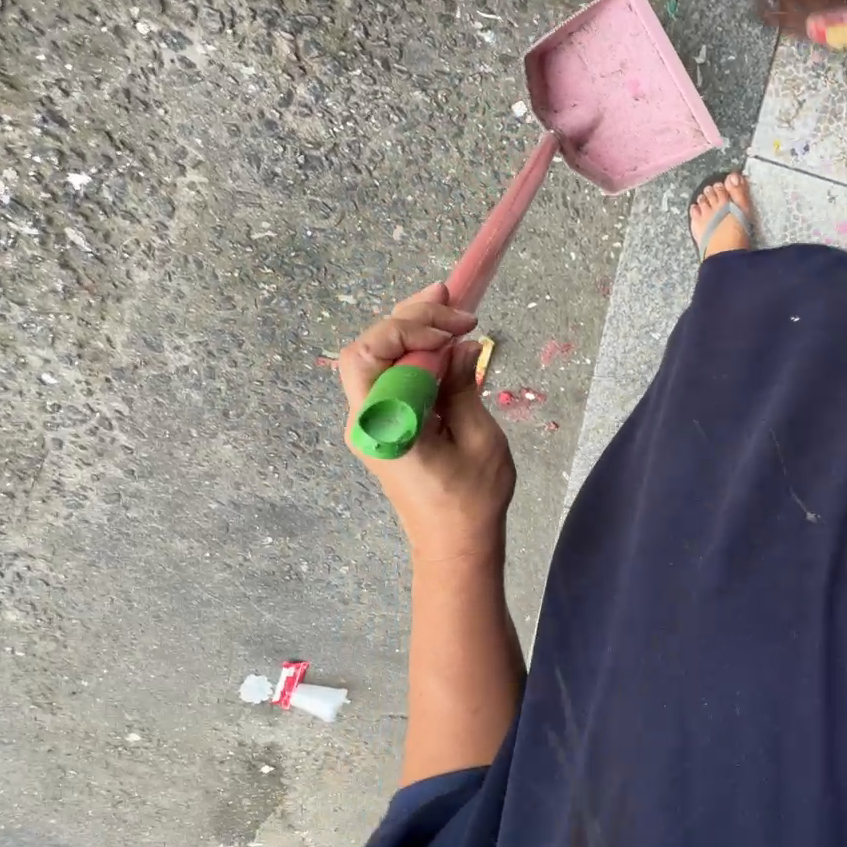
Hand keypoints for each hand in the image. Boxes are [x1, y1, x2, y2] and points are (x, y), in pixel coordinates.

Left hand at [338, 283, 515, 562]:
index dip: (412, 328)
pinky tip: (442, 341)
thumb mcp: (479, 439)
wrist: (455, 545)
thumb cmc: (473, 499)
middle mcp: (366, 419)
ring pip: (376, 360)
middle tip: (455, 301)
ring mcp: (372, 423)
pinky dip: (415, 353)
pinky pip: (391, 378)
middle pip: (368, 349)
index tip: (460, 328)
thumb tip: (461, 348)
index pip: (373, 354)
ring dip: (411, 330)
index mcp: (384, 424)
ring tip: (448, 306)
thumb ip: (463, 388)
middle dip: (410, 318)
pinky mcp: (386, 427)